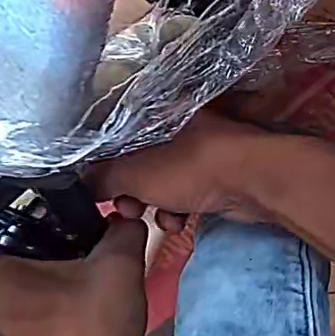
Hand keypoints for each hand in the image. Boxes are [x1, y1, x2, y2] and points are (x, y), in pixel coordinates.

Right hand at [93, 112, 279, 231]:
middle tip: (126, 210)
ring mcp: (195, 149)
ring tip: (155, 219)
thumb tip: (81, 185)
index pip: (113, 137)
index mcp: (152, 113)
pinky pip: (183, 190)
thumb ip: (101, 178)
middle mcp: (172, 125)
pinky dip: (178, 207)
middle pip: (136, 162)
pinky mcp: (213, 172)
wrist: (253, 178)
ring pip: (160, 180)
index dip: (100, 165)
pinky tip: (179, 222)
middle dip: (128, 192)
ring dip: (153, 204)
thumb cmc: (189, 167)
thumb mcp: (134, 173)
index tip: (96, 191)